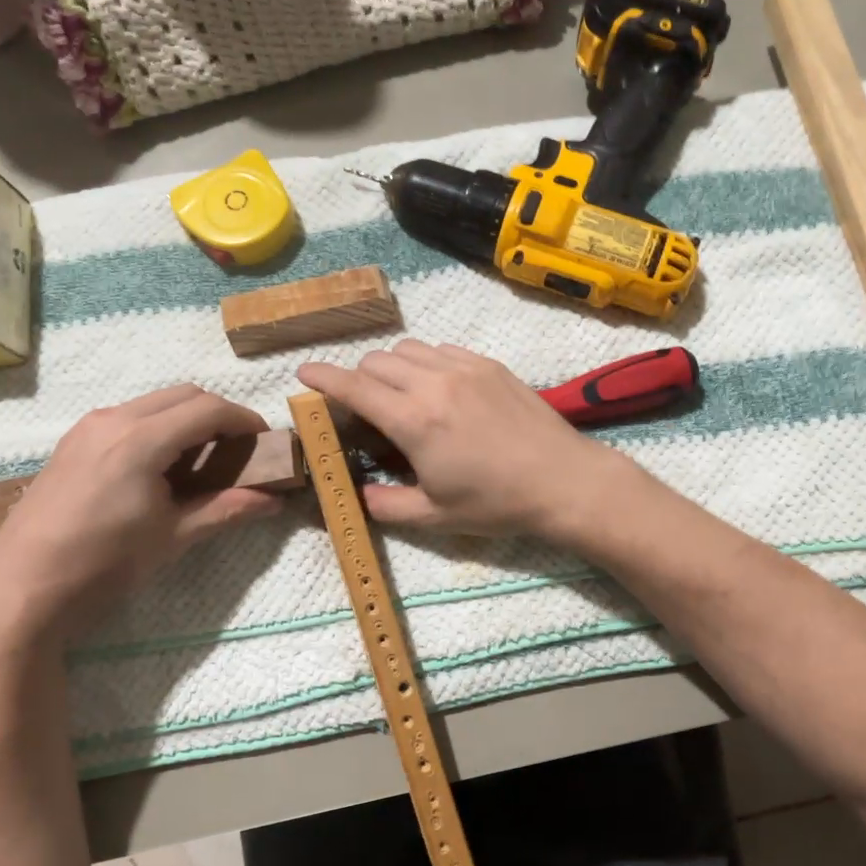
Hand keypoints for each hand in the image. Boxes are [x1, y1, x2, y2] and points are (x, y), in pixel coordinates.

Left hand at [0, 386, 281, 651]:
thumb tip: (273, 501)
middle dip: (219, 415)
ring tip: (205, 459)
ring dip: (187, 419)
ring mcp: (88, 427)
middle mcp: (113, 419)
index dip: (245, 420)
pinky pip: (128, 417)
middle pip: (183, 395)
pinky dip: (158, 427)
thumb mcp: (173, 537)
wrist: (24, 585)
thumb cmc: (104, 562)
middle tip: (240, 449)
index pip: (208, 409)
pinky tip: (163, 467)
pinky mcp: (73, 442)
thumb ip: (226, 510)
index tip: (266, 442)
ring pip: (153, 403)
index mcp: (141, 439)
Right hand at [298, 341, 630, 536]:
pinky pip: (441, 349)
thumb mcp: (434, 516)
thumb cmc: (496, 504)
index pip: (353, 386)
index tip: (303, 374)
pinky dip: (425, 363)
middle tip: (363, 409)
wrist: (562, 482)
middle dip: (358, 379)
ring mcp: (465, 368)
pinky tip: (438, 390)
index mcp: (414, 421)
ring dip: (391, 369)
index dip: (322, 378)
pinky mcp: (489, 364)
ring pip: (408, 349)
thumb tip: (358, 496)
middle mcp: (434, 383)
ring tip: (401, 398)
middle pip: (375, 361)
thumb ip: (386, 505)